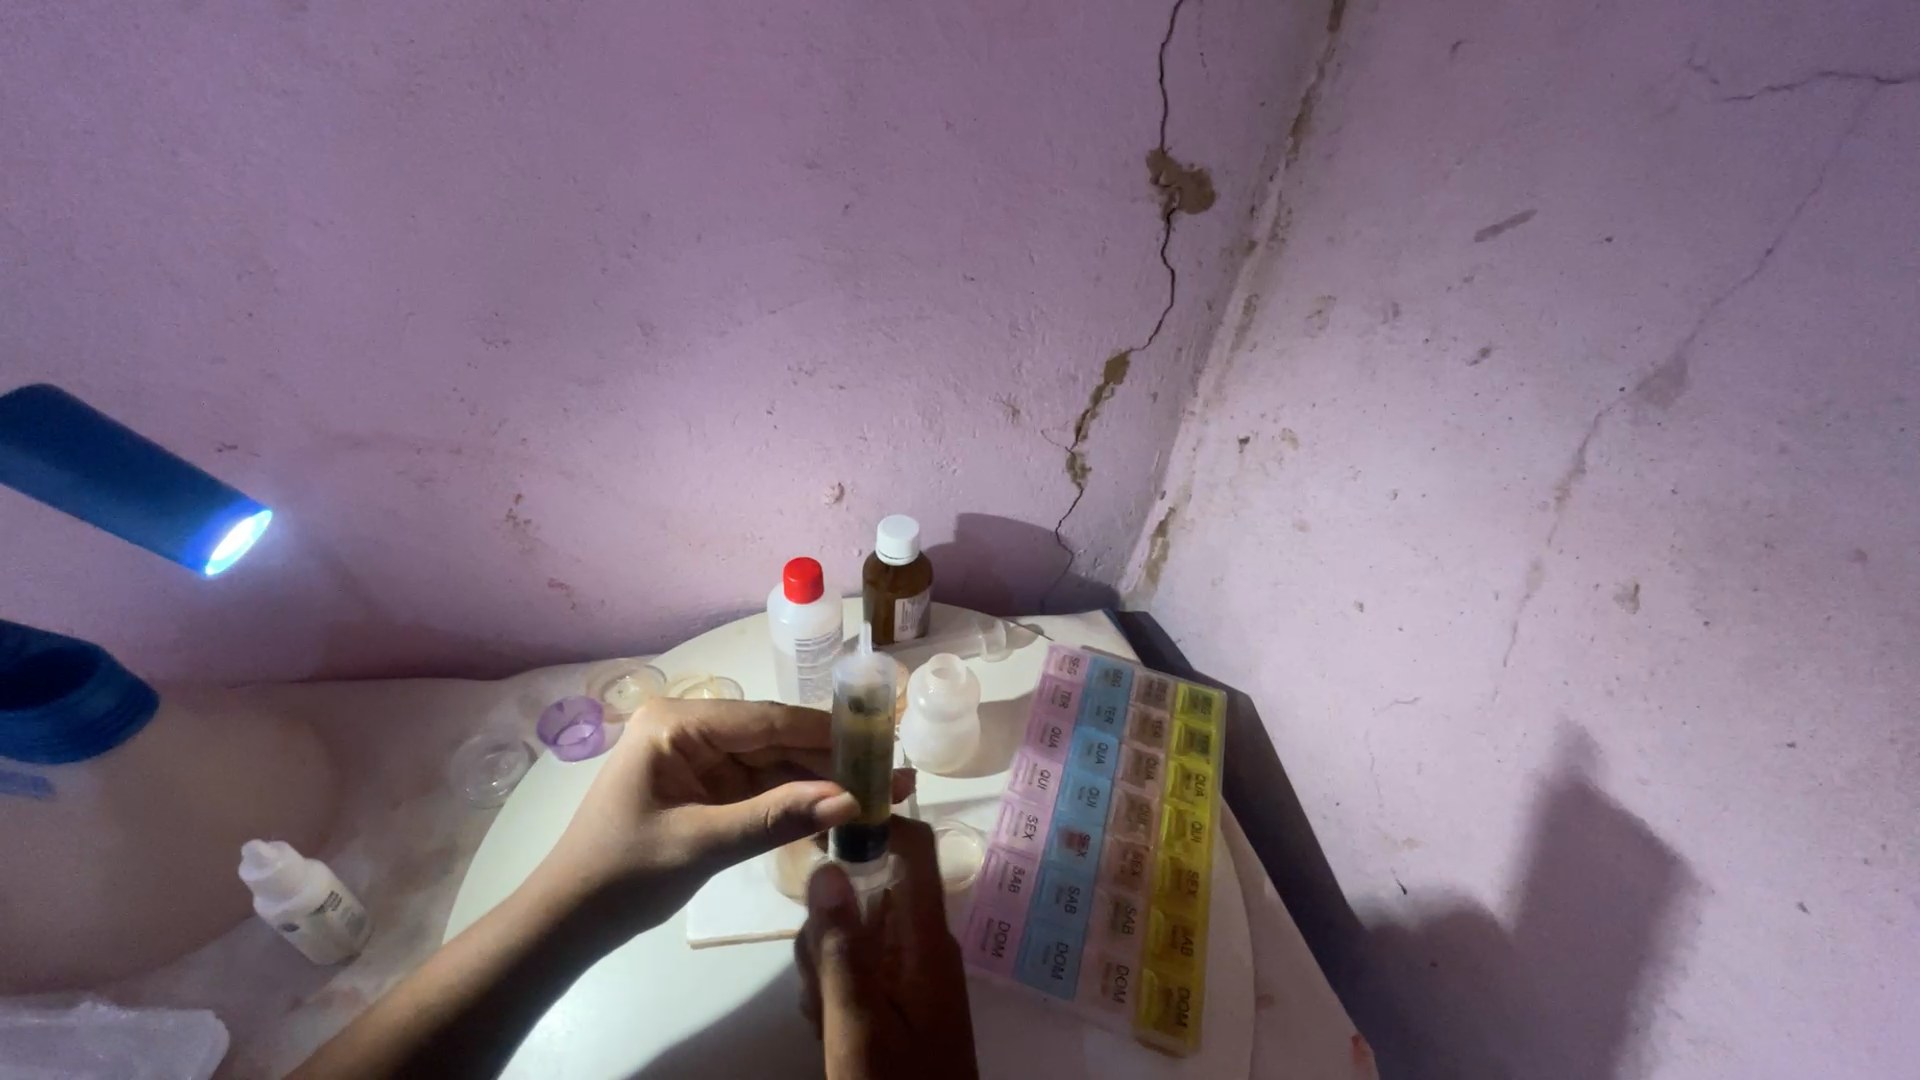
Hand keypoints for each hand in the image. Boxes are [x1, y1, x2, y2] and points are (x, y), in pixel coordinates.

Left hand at [537, 698, 914, 941]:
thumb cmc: (621, 875)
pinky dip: (798, 799)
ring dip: (821, 781)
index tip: (878, 745)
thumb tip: (852, 801)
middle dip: (831, 760)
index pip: (767, 719)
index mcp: (678, 722)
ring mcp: (703, 756)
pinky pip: (763, 785)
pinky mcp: (709, 784)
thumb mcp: (702, 844)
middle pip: (777, 737)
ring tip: (878, 792)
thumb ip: (777, 818)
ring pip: (776, 761)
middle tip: (889, 774)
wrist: (568, 923)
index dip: (826, 734)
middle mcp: (693, 727)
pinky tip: (838, 808)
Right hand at [795, 817, 979, 1079]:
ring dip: (826, 959)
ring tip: (824, 1014)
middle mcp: (923, 939)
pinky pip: (858, 957)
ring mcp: (910, 964)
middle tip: (817, 974)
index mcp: (926, 936)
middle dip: (830, 919)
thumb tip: (827, 865)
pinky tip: (829, 1024)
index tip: (824, 833)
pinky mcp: (898, 987)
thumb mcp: (858, 1028)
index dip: (876, 823)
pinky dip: (834, 982)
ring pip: (854, 923)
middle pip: (870, 885)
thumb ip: (842, 948)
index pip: (915, 846)